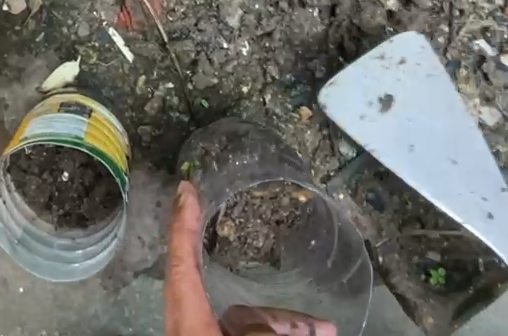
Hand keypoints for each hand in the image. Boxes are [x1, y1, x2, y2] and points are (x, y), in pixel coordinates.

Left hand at [166, 181, 338, 335]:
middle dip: (258, 281)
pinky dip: (278, 330)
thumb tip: (294, 323)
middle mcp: (191, 325)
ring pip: (243, 316)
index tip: (187, 187)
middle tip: (278, 249)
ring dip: (285, 319)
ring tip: (326, 326)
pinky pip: (246, 332)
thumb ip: (264, 328)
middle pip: (222, 291)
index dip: (183, 222)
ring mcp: (205, 335)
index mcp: (186, 319)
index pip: (181, 260)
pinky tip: (317, 330)